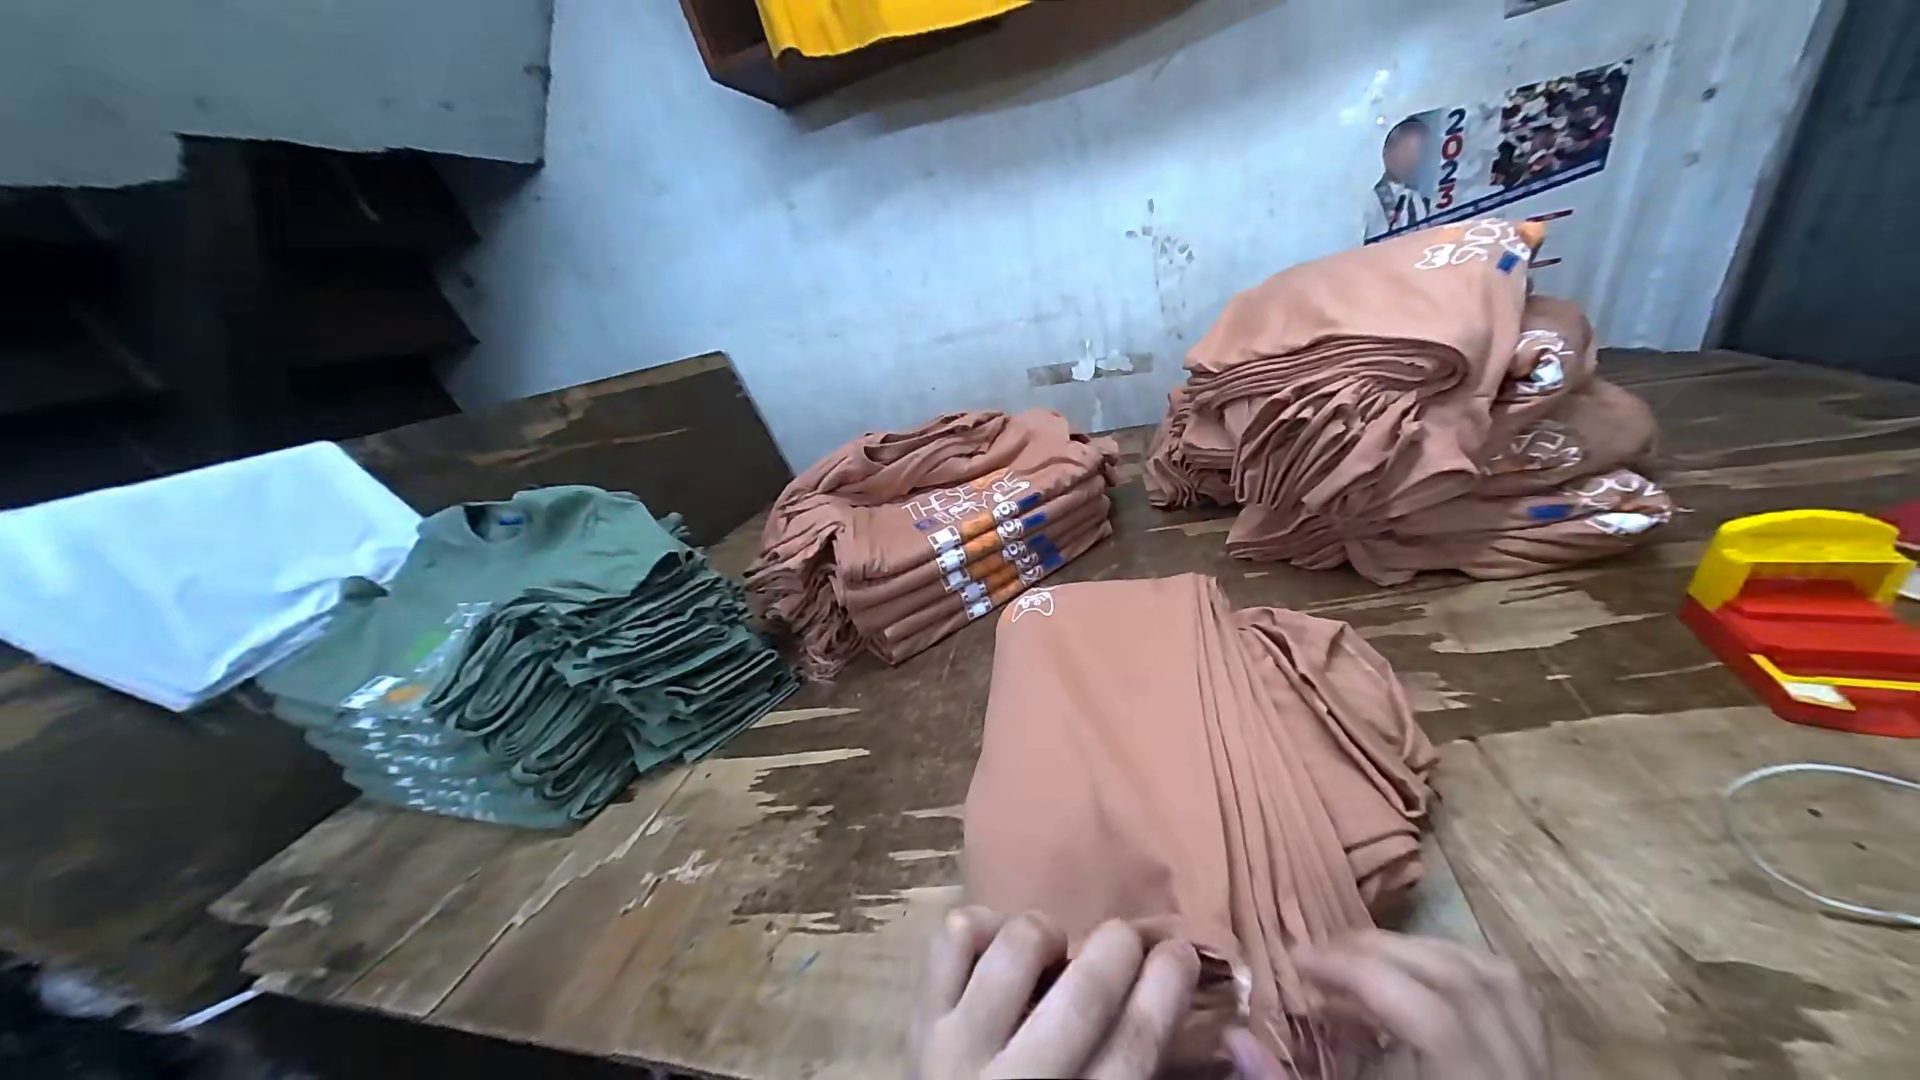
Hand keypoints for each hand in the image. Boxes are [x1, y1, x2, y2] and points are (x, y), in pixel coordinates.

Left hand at [911, 908, 1198, 1079]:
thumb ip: (1127, 1063)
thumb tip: (1169, 993)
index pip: (1133, 1048)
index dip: (1166, 990)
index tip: (1182, 951)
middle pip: (1083, 997)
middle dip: (1117, 949)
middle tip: (1127, 933)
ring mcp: (959, 1047)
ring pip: (1014, 952)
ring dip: (1046, 932)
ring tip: (1054, 947)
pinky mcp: (920, 1017)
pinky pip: (953, 938)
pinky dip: (983, 922)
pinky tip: (996, 945)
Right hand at [1226, 932, 1547, 1079]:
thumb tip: (1236, 1037)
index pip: (1432, 1017)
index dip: (1360, 973)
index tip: (1299, 962)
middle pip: (1457, 984)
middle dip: (1375, 953)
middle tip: (1318, 959)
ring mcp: (1543, 1077)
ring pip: (1492, 979)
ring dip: (1416, 951)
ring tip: (1359, 959)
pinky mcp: (1542, 1073)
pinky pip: (1513, 998)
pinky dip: (1456, 966)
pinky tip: (1411, 974)